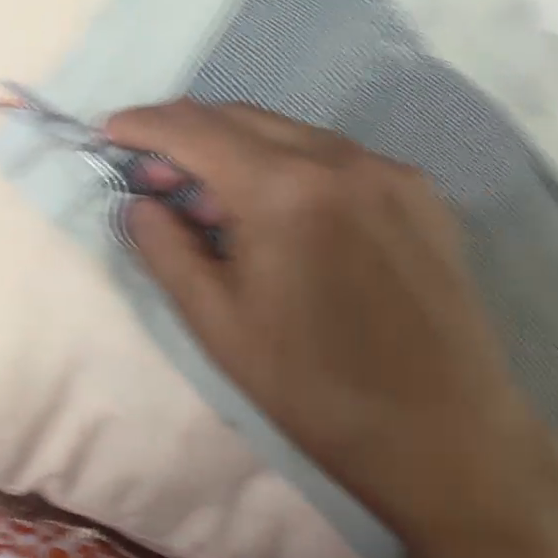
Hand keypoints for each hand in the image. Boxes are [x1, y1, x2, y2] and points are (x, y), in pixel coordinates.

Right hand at [105, 100, 557, 557]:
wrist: (449, 441)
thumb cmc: (313, 387)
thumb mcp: (214, 320)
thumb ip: (163, 246)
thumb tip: (140, 201)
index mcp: (283, 189)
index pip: (192, 128)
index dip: (141, 123)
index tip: (108, 132)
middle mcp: (339, 160)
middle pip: (237, 116)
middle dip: (183, 132)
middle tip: (151, 173)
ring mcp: (388, 172)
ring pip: (285, 130)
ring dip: (232, 146)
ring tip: (209, 198)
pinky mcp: (421, 194)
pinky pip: (331, 154)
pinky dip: (284, 163)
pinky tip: (275, 210)